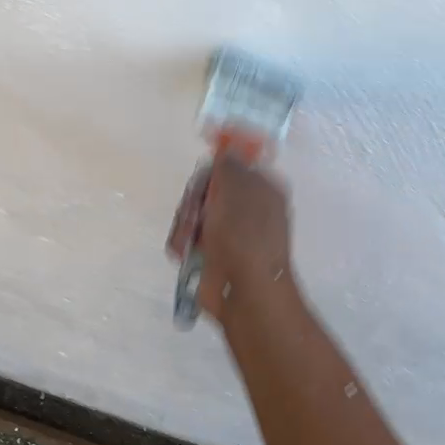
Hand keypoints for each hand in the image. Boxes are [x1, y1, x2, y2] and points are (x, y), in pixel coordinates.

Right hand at [167, 153, 292, 321]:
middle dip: (194, 200)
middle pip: (208, 188)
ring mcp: (229, 232)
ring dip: (184, 225)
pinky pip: (189, 237)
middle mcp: (247, 207)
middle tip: (193, 214)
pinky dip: (183, 243)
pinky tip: (182, 252)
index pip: (236, 163)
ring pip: (195, 213)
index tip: (201, 167)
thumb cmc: (244, 237)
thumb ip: (228, 165)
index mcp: (262, 188)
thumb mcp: (235, 191)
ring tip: (185, 242)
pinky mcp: (212, 253)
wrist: (244, 294)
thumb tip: (226, 150)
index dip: (218, 162)